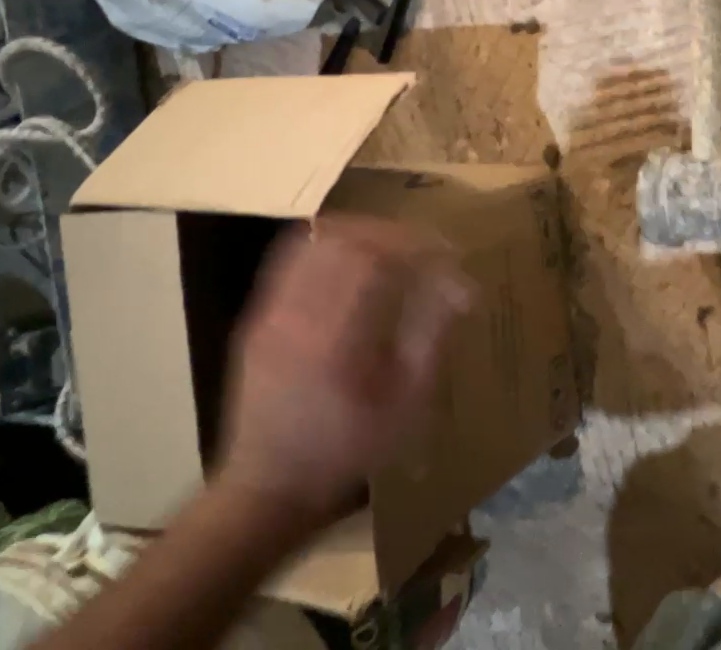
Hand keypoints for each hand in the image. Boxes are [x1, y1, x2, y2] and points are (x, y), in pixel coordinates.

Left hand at [214, 216, 470, 519]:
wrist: (267, 487)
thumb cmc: (348, 449)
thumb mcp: (406, 403)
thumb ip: (432, 336)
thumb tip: (463, 289)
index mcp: (334, 336)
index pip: (376, 257)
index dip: (419, 245)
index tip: (451, 254)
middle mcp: (294, 314)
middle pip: (342, 237)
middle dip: (392, 233)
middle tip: (426, 247)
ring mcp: (268, 313)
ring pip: (313, 242)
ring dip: (361, 235)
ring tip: (396, 250)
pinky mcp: (257, 319)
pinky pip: (293, 262)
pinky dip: (332, 251)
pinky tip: (357, 270)